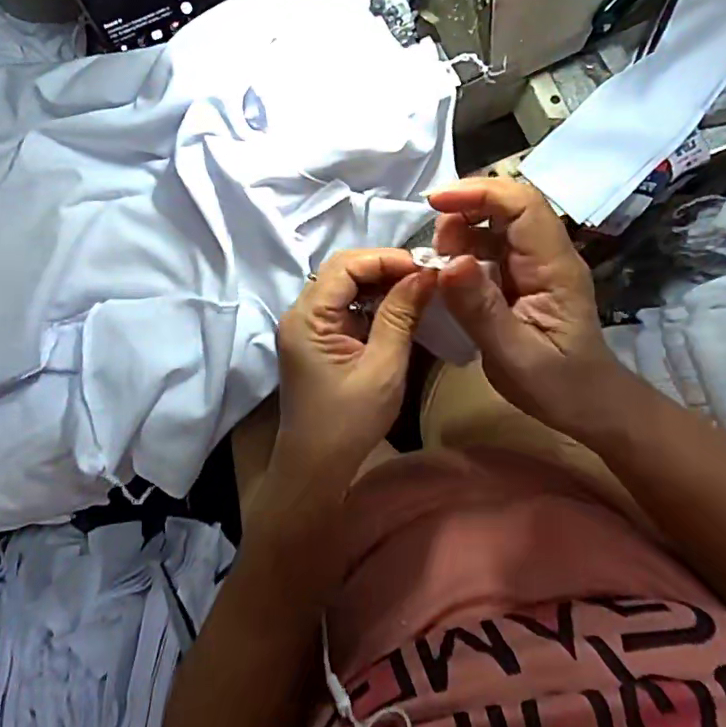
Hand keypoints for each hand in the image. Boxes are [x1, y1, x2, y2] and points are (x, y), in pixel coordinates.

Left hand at [274, 248, 436, 470]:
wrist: (316, 467)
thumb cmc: (349, 422)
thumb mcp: (383, 367)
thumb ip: (401, 316)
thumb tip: (426, 274)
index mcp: (307, 318)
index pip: (345, 266)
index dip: (386, 259)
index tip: (425, 267)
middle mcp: (299, 314)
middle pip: (341, 271)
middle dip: (384, 267)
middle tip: (425, 276)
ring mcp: (305, 327)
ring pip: (343, 287)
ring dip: (379, 283)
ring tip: (418, 288)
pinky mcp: (315, 340)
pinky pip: (343, 307)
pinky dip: (371, 302)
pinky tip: (399, 307)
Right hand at [430, 178, 639, 440]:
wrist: (589, 405)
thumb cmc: (558, 384)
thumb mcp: (513, 355)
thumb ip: (480, 310)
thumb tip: (448, 264)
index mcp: (554, 266)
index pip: (523, 205)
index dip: (479, 193)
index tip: (436, 202)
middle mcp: (547, 255)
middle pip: (508, 206)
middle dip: (463, 212)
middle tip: (434, 250)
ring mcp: (535, 264)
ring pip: (495, 225)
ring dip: (460, 233)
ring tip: (438, 266)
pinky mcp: (522, 277)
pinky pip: (490, 249)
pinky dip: (464, 253)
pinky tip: (448, 277)